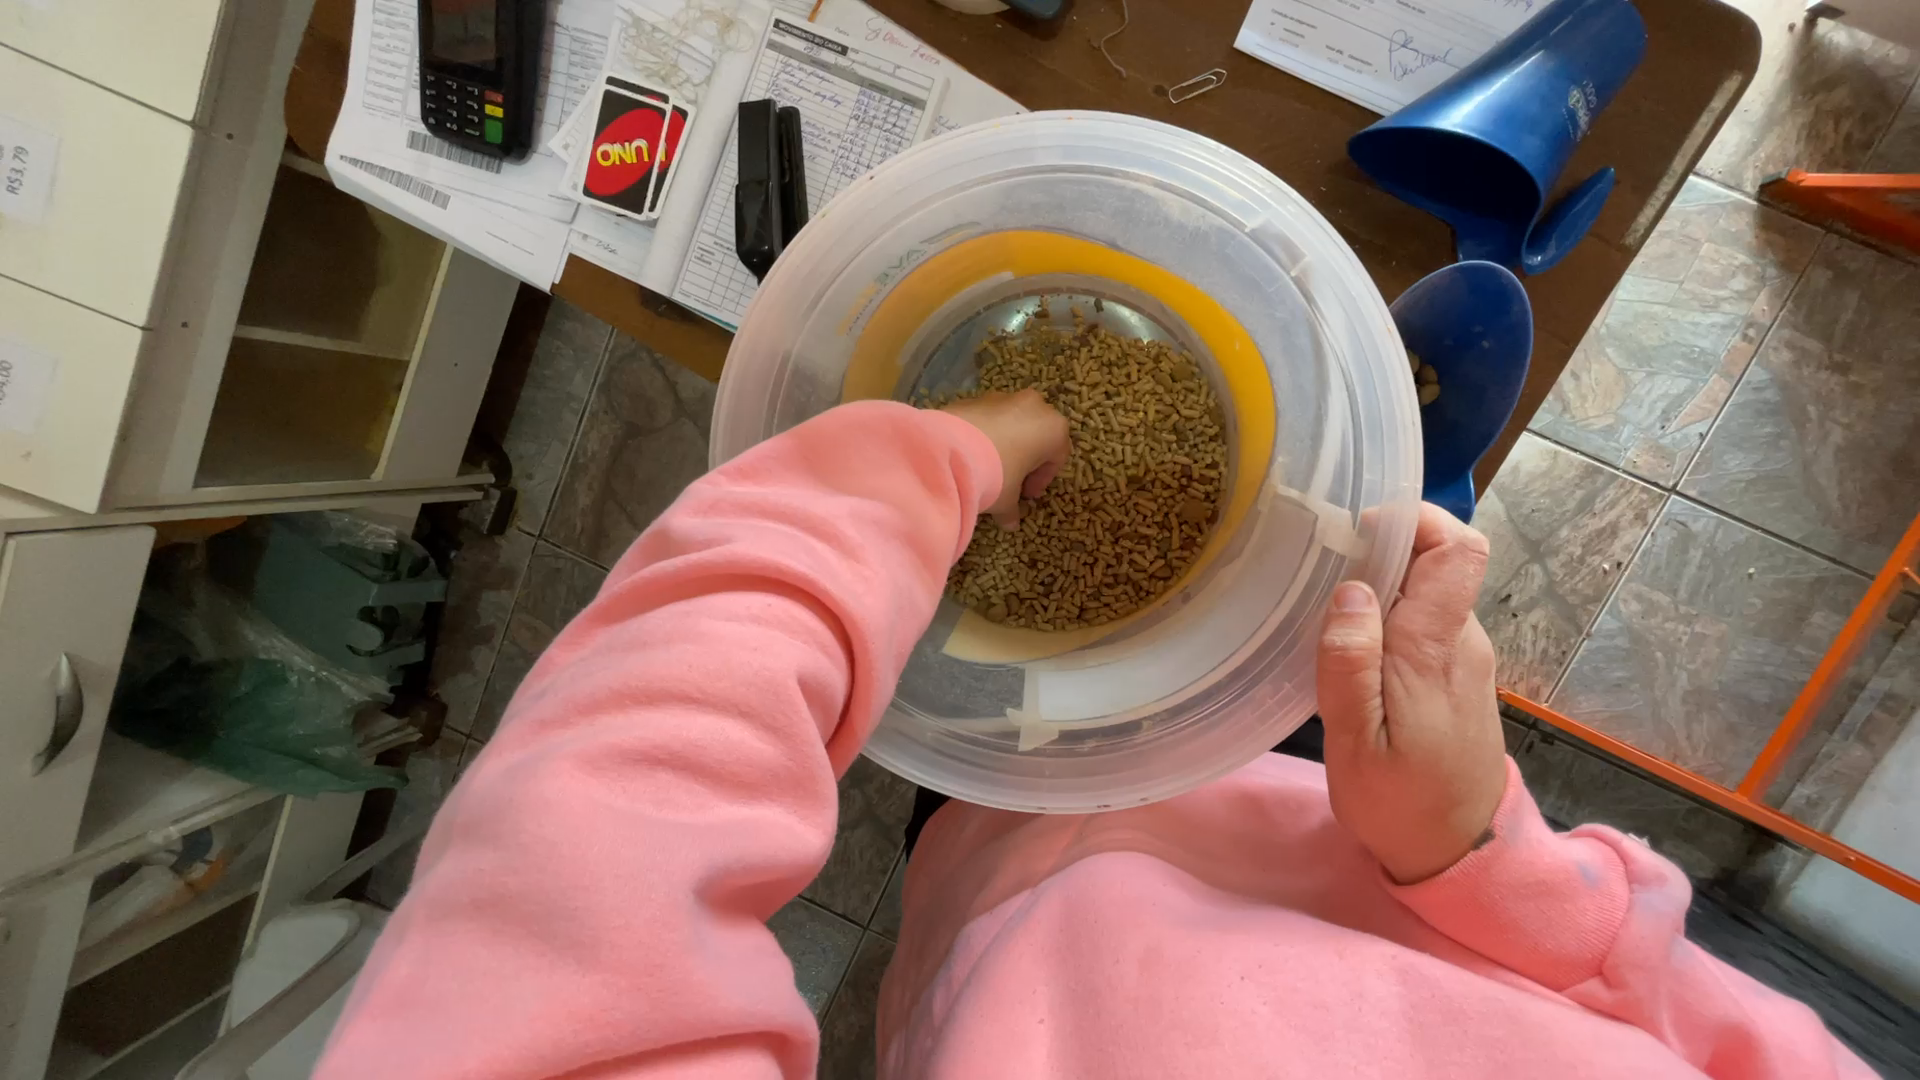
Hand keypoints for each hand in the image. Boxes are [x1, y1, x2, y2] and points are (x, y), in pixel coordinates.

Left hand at [941, 389, 1070, 529]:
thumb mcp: (1006, 498)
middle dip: (1025, 459)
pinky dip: (984, 434)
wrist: (949, 450)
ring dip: (1005, 445)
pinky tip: (970, 455)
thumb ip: (1012, 510)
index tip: (1026, 496)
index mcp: (1054, 428)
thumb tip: (1010, 523)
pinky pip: (988, 419)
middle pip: (1036, 436)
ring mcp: (1004, 398)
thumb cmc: (996, 474)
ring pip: (1012, 424)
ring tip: (988, 468)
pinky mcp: (976, 397)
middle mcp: (1035, 406)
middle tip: (1011, 482)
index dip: (1041, 481)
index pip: (1057, 458)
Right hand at [1316, 503, 1507, 884]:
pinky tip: (1347, 636)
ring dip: (1380, 579)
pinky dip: (1386, 608)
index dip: (1415, 520)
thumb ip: (1350, 664)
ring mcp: (1463, 656)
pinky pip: (1423, 617)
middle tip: (1318, 564)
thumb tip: (1350, 589)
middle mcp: (1461, 641)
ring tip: (1321, 600)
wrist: (1460, 854)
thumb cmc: (1397, 801)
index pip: (1458, 552)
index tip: (1357, 529)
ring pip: (1428, 588)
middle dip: (1383, 546)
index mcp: (1435, 651)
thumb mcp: (1355, 742)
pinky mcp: (1454, 672)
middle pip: (1440, 560)